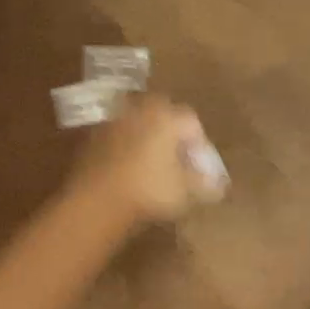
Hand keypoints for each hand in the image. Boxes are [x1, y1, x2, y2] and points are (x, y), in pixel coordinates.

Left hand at [72, 94, 226, 221]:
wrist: (96, 200)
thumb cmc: (149, 190)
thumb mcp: (185, 191)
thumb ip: (204, 184)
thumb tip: (217, 185)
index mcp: (167, 115)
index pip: (192, 122)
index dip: (199, 145)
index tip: (199, 167)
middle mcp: (139, 108)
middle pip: (163, 116)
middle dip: (172, 136)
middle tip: (176, 161)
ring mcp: (112, 120)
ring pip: (138, 124)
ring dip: (146, 139)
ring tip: (151, 167)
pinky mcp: (91, 136)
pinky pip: (117, 137)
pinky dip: (124, 148)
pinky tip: (127, 170)